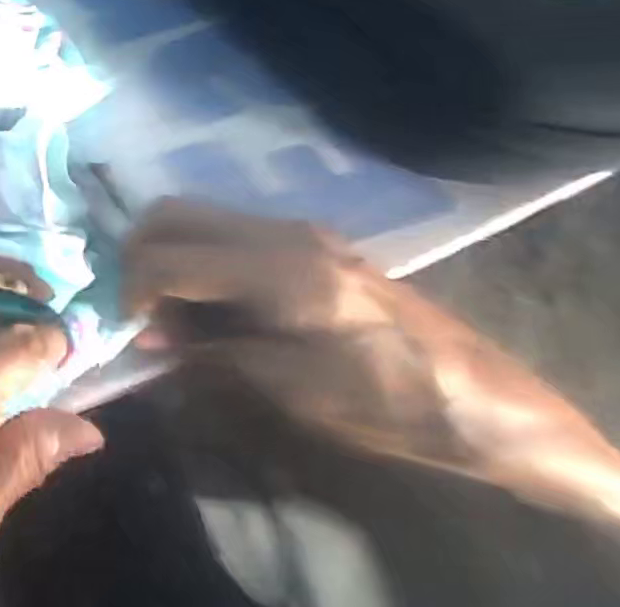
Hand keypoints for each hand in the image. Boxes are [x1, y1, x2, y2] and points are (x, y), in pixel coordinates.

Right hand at [119, 197, 619, 606]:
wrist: (489, 406)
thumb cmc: (389, 405)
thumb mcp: (290, 393)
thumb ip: (207, 353)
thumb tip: (150, 334)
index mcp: (278, 271)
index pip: (165, 257)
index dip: (131, 290)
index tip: (130, 327)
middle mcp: (279, 232)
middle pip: (168, 213)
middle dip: (136, 253)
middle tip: (140, 304)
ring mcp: (293, 228)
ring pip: (191, 213)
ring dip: (164, 250)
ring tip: (173, 304)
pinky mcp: (303, 238)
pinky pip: (221, 227)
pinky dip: (194, 252)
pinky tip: (210, 298)